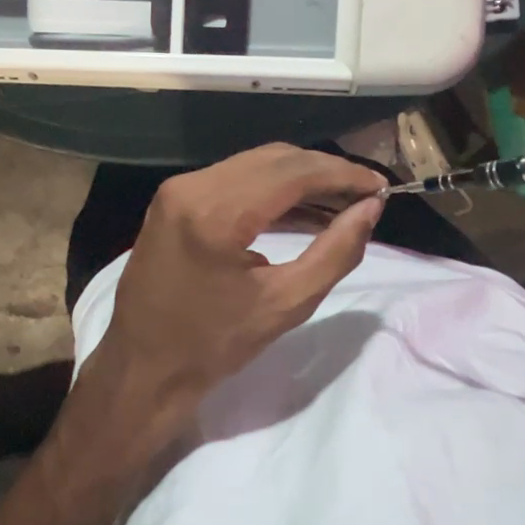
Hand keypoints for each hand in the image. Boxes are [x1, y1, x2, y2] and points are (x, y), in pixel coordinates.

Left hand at [88, 144, 384, 440]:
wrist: (143, 365)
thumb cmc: (213, 345)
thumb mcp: (285, 304)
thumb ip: (335, 252)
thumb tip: (370, 209)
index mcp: (215, 213)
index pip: (292, 172)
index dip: (342, 174)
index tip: (382, 185)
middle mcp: (192, 187)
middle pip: (273, 159)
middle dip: (324, 171)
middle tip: (367, 194)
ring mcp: (177, 190)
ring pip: (252, 164)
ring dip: (298, 178)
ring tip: (343, 203)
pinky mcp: (172, 199)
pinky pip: (231, 179)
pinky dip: (268, 188)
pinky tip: (302, 209)